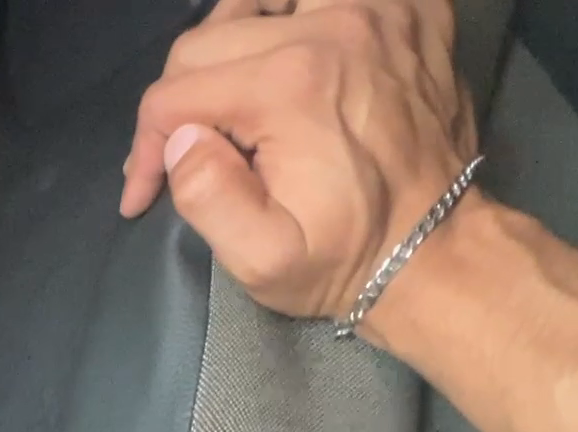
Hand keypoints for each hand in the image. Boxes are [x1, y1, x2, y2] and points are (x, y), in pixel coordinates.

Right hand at [119, 0, 478, 322]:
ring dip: (224, 45)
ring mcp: (378, 8)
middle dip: (176, 103)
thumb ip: (207, 197)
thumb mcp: (260, 255)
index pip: (172, 95)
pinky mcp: (407, 11)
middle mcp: (332, 25)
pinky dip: (288, 18)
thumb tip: (178, 142)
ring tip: (221, 98)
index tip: (144, 196)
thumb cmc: (340, 260)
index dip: (144, 150)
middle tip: (181, 156)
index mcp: (288, 86)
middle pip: (205, 41)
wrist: (433, 250)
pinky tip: (283, 62)